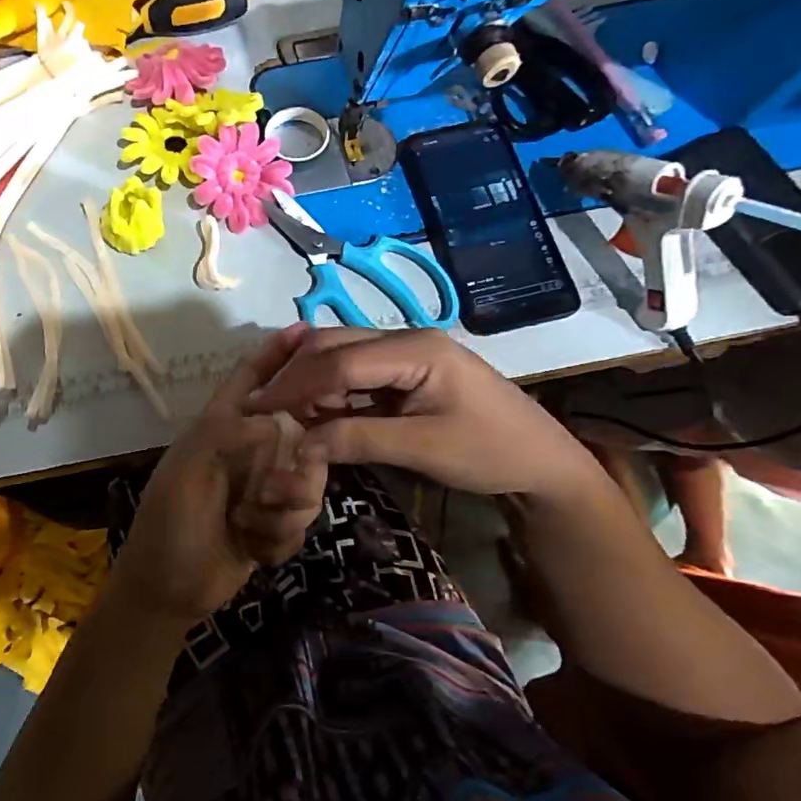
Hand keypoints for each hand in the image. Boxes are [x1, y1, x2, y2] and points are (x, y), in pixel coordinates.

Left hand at [109, 325, 327, 626]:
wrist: (168, 591)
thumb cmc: (169, 523)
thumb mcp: (187, 471)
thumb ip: (228, 434)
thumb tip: (277, 422)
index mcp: (224, 428)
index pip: (251, 379)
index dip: (275, 352)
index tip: (305, 329)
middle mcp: (252, 451)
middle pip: (303, 438)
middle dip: (296, 472)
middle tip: (268, 496)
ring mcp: (267, 487)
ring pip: (310, 484)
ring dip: (282, 513)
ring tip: (249, 525)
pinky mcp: (278, 523)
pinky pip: (303, 520)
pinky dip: (279, 538)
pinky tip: (253, 548)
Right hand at [248, 328, 610, 500]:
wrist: (542, 461)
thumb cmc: (490, 452)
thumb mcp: (424, 448)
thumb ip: (360, 439)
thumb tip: (301, 444)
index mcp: (415, 348)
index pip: (340, 359)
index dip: (296, 385)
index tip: (258, 408)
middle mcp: (407, 340)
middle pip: (337, 346)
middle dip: (297, 375)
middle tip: (261, 407)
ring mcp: (409, 355)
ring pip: (344, 357)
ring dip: (312, 382)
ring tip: (281, 413)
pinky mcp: (409, 374)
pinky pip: (360, 375)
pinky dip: (333, 393)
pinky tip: (314, 413)